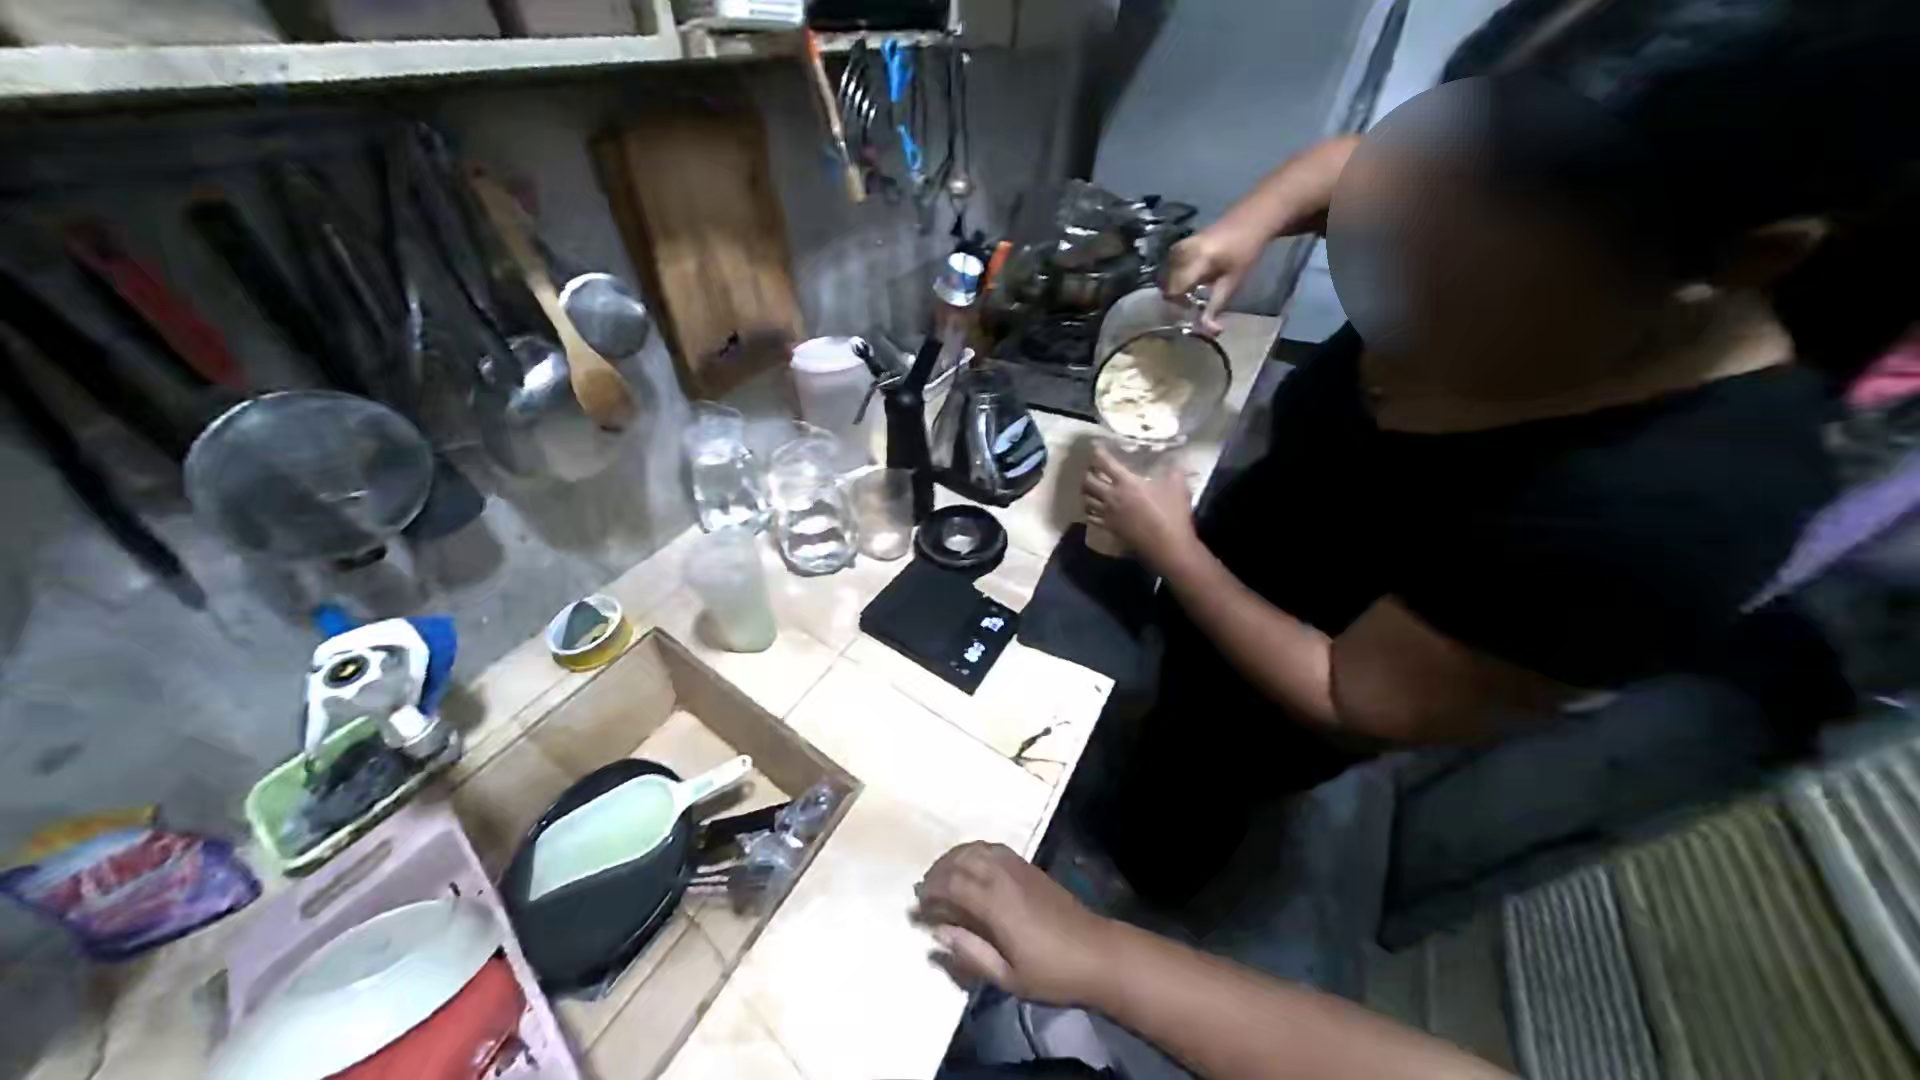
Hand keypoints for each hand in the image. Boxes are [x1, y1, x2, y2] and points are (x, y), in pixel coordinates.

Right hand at [915, 842, 1113, 1005]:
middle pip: (961, 861)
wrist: (1096, 952)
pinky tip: (969, 865)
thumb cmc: (1051, 972)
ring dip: (954, 858)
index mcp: (996, 903)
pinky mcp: (1027, 866)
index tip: (917, 905)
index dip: (931, 891)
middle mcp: (1003, 876)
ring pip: (976, 849)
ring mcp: (1017, 867)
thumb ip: (969, 953)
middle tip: (924, 890)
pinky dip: (973, 851)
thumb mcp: (1007, 976)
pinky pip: (993, 848)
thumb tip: (937, 934)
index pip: (953, 884)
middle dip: (938, 872)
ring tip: (941, 875)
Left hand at [1083, 444, 1199, 573]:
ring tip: (1089, 488)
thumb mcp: (1177, 486)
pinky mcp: (1109, 528)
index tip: (1096, 448)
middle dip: (1087, 472)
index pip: (1105, 463)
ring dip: (1085, 491)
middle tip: (1092, 469)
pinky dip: (1089, 510)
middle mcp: (1111, 496)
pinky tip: (1093, 509)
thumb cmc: (1172, 513)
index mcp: (1126, 482)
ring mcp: (1108, 514)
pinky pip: (1091, 517)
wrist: (1167, 545)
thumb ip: (1173, 471)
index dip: (1098, 453)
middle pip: (1088, 481)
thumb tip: (1174, 464)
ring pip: (1086, 499)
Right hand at [1165, 222, 1266, 332]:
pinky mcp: (1176, 247)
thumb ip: (1215, 307)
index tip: (1191, 310)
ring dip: (1175, 290)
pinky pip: (1168, 270)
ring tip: (1193, 293)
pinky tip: (1191, 281)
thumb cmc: (1245, 251)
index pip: (1172, 291)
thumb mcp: (1232, 282)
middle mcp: (1180, 253)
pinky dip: (1175, 280)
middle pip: (1166, 287)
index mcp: (1195, 260)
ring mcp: (1176, 248)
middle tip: (1193, 304)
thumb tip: (1209, 332)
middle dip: (1176, 300)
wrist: (1250, 218)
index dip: (1177, 306)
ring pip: (1164, 280)